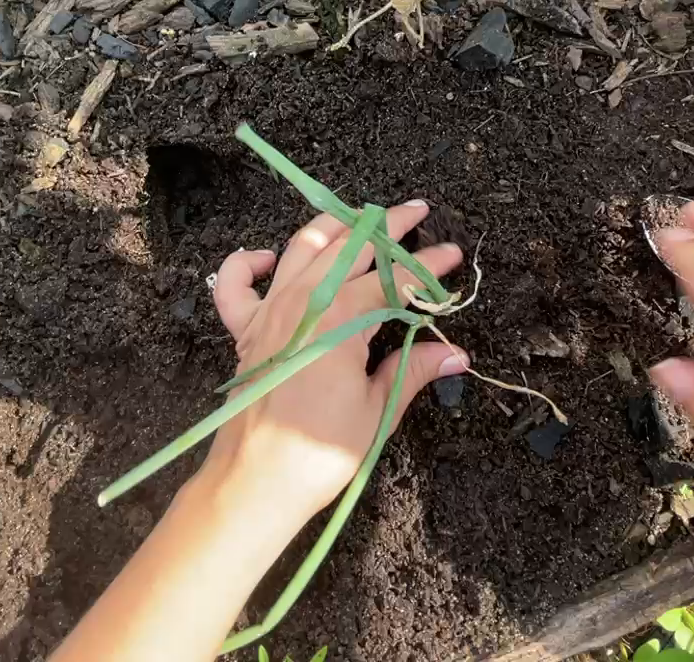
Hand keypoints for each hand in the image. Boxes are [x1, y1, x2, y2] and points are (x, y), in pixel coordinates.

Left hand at [198, 199, 468, 528]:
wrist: (255, 482)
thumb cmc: (321, 452)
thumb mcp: (378, 410)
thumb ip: (413, 369)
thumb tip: (456, 353)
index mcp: (341, 318)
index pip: (394, 279)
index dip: (427, 266)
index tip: (453, 255)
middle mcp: (304, 299)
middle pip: (352, 245)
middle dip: (389, 225)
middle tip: (417, 212)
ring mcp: (270, 308)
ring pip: (303, 245)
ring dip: (334, 225)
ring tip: (361, 216)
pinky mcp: (245, 327)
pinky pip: (236, 282)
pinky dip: (248, 262)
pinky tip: (268, 257)